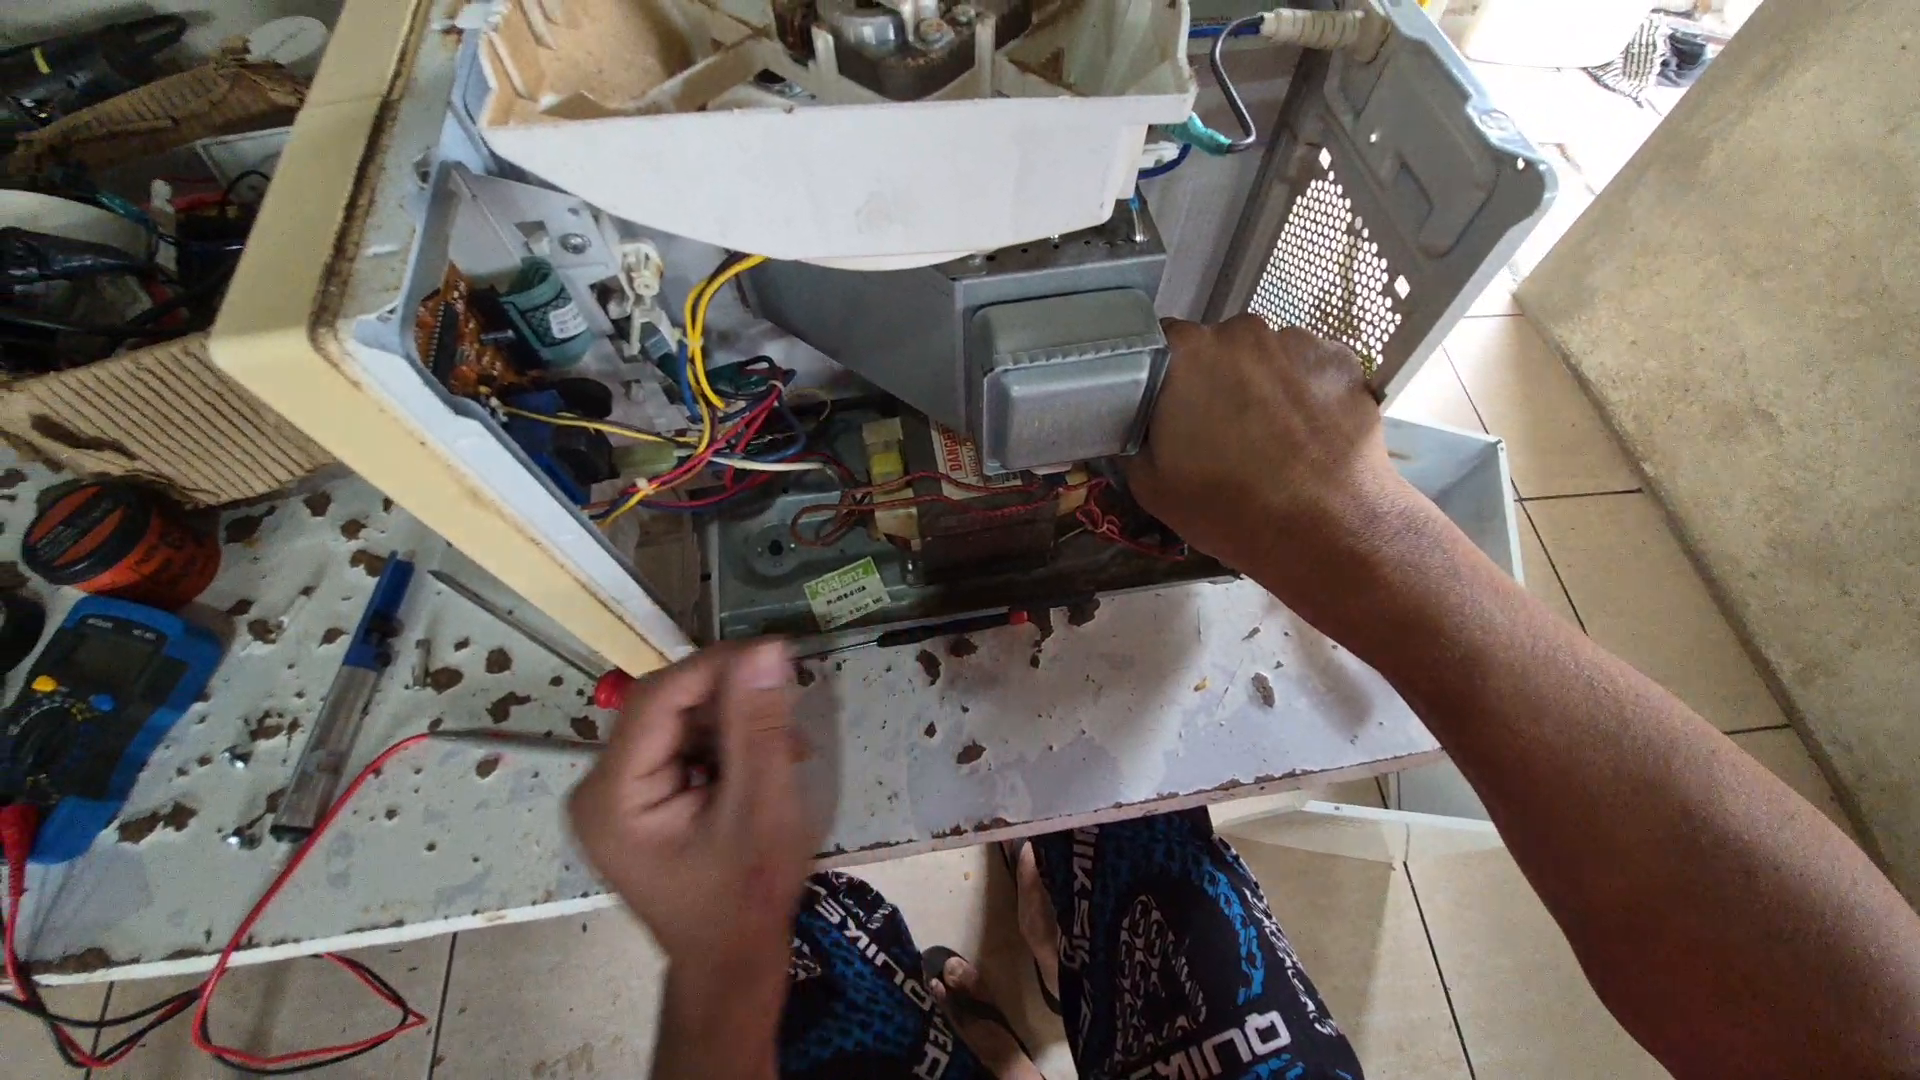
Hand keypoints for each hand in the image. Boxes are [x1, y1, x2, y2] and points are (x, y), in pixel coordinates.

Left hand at [567, 640, 815, 1071]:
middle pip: (668, 708)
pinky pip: (686, 745)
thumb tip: (767, 647)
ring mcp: (620, 792)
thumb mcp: (761, 808)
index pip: (658, 699)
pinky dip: (729, 744)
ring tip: (787, 745)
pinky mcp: (643, 797)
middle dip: (732, 701)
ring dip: (737, 722)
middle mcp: (601, 786)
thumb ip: (760, 727)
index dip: (716, 666)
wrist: (732, 963)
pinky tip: (767, 759)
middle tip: (789, 707)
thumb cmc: (745, 897)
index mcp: (612, 795)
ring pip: (682, 721)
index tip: (776, 651)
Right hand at [1127, 317, 1422, 622]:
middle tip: (1214, 431)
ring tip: (1267, 438)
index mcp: (1184, 353)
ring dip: (1258, 386)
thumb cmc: (1227, 508)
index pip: (1156, 345)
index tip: (1162, 408)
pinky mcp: (1342, 359)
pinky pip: (1306, 369)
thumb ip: (1133, 439)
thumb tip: (1136, 426)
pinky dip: (1301, 393)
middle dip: (1210, 380)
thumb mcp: (1149, 486)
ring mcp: (1297, 341)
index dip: (1157, 377)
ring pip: (1263, 357)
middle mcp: (1240, 332)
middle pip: (1214, 348)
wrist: (1329, 529)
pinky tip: (1303, 435)